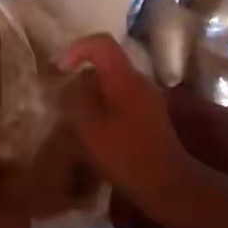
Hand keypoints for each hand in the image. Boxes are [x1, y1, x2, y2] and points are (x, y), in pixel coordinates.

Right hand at [62, 34, 227, 227]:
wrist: (167, 184)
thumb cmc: (126, 154)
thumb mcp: (90, 127)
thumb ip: (77, 99)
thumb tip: (73, 83)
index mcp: (125, 77)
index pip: (101, 43)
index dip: (77, 49)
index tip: (60, 70)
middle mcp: (139, 80)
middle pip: (107, 62)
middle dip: (82, 73)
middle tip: (63, 94)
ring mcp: (148, 98)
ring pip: (113, 82)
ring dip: (92, 92)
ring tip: (75, 115)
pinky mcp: (150, 116)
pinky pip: (122, 98)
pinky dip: (104, 105)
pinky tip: (95, 130)